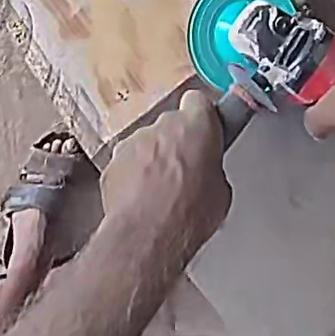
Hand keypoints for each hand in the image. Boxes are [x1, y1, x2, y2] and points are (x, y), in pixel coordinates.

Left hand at [102, 91, 230, 256]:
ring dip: (153, 159)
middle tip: (185, 169)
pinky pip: (127, 162)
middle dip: (177, 141)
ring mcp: (134, 141)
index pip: (198, 101)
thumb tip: (207, 174)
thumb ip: (212, 168)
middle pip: (171, 123)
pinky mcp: (113, 160)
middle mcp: (162, 126)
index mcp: (196, 125)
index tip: (206, 130)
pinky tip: (141, 199)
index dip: (202, 116)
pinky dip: (132, 175)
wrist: (146, 235)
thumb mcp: (221, 192)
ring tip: (161, 191)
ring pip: (147, 143)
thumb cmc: (188, 214)